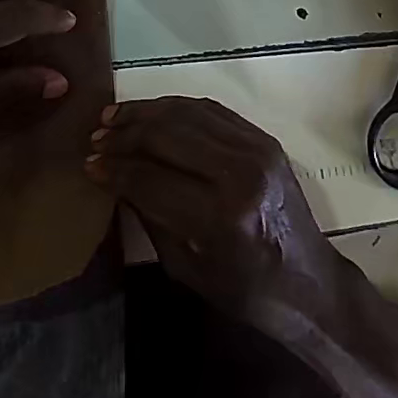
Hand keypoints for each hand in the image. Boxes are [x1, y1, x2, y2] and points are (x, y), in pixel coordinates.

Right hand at [86, 97, 348, 331]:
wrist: (308, 281)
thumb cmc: (244, 290)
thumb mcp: (185, 267)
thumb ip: (150, 216)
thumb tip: (116, 177)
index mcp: (220, 216)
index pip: (150, 178)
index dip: (114, 169)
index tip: (89, 164)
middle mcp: (240, 173)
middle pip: (167, 136)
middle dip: (124, 135)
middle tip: (96, 137)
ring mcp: (257, 149)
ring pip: (188, 113)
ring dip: (146, 112)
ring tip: (115, 117)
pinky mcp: (265, 138)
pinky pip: (212, 111)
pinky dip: (178, 108)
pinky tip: (154, 113)